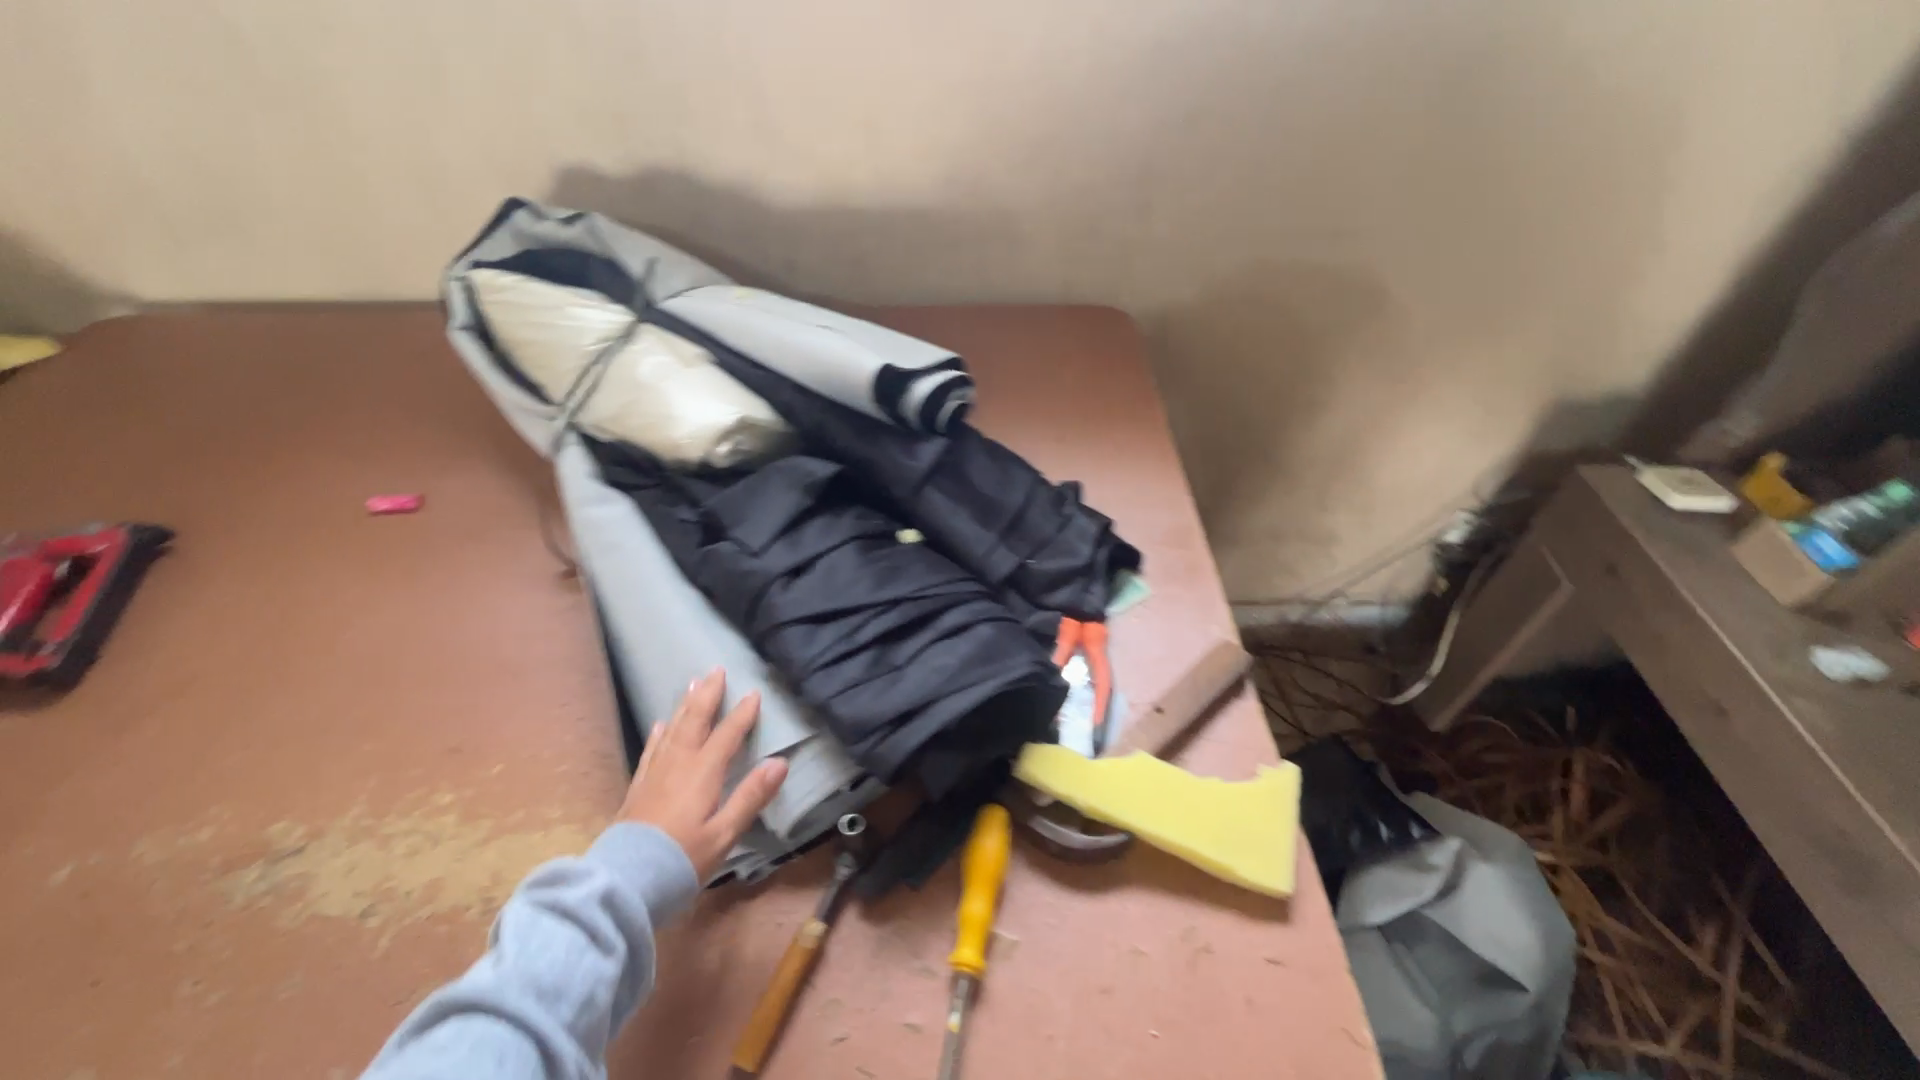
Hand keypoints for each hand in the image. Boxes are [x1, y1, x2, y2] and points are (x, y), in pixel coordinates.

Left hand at [619, 669, 789, 880]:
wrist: (628, 879)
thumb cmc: (683, 858)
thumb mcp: (725, 833)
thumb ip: (751, 796)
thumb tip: (779, 762)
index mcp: (703, 772)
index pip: (727, 735)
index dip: (742, 713)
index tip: (754, 693)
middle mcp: (677, 764)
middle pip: (694, 721)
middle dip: (707, 695)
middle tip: (716, 670)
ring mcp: (654, 774)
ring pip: (672, 729)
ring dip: (684, 705)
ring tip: (692, 685)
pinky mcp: (639, 787)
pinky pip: (652, 749)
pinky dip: (660, 733)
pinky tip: (660, 725)